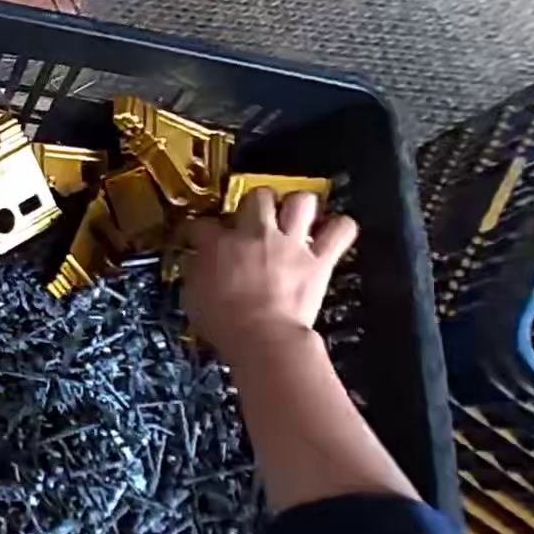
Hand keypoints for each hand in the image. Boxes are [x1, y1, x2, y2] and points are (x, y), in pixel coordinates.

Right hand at [179, 188, 357, 363]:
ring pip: (301, 201)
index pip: (201, 224)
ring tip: (291, 217)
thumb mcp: (192, 296)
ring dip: (296, 206)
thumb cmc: (223, 322)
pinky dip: (338, 227)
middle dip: (254, 203)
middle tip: (252, 216)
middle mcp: (255, 235)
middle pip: (258, 196)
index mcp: (218, 244)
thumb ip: (195, 271)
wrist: (262, 337)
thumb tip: (197, 262)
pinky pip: (341, 229)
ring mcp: (291, 244)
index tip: (195, 235)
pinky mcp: (319, 260)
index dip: (195, 229)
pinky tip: (328, 233)